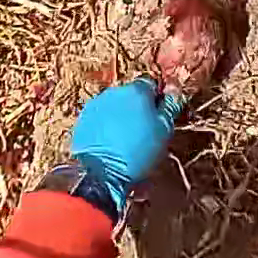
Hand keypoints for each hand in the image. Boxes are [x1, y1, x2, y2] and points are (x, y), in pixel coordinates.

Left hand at [68, 78, 182, 216]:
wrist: (99, 175)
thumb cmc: (137, 152)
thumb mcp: (164, 130)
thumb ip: (170, 107)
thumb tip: (175, 93)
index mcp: (137, 90)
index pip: (152, 83)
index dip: (158, 98)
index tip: (161, 113)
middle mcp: (115, 92)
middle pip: (133, 93)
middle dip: (139, 106)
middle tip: (146, 128)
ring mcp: (96, 105)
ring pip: (116, 104)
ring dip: (123, 114)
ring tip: (127, 137)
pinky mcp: (83, 120)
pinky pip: (101, 116)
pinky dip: (107, 124)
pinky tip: (112, 141)